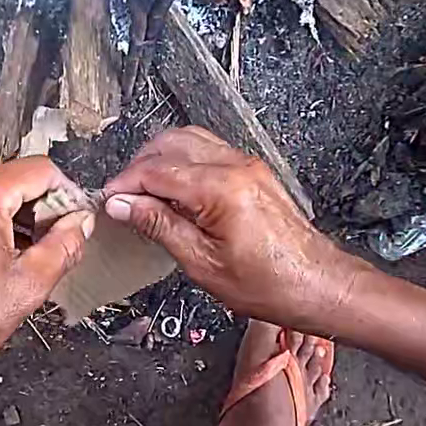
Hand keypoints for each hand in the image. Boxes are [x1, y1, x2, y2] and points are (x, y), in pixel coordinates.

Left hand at [0, 157, 92, 405]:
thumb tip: (81, 224)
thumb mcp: (28, 286)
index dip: (69, 194)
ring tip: (31, 259)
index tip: (78, 219)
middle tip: (59, 244)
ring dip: (23, 220)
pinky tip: (5, 261)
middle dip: (45, 209)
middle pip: (18, 179)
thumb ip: (65, 245)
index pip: (41, 170)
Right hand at [101, 127, 365, 330]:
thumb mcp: (203, 264)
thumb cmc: (270, 284)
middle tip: (122, 197)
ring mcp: (248, 165)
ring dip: (161, 159)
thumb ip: (160, 227)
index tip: (107, 202)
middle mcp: (236, 166)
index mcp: (221, 188)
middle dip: (139, 166)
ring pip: (191, 141)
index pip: (156, 170)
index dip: (125, 185)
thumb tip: (124, 205)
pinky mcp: (255, 172)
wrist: (318, 283)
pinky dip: (185, 162)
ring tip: (144, 193)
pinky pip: (210, 152)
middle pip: (171, 144)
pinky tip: (175, 190)